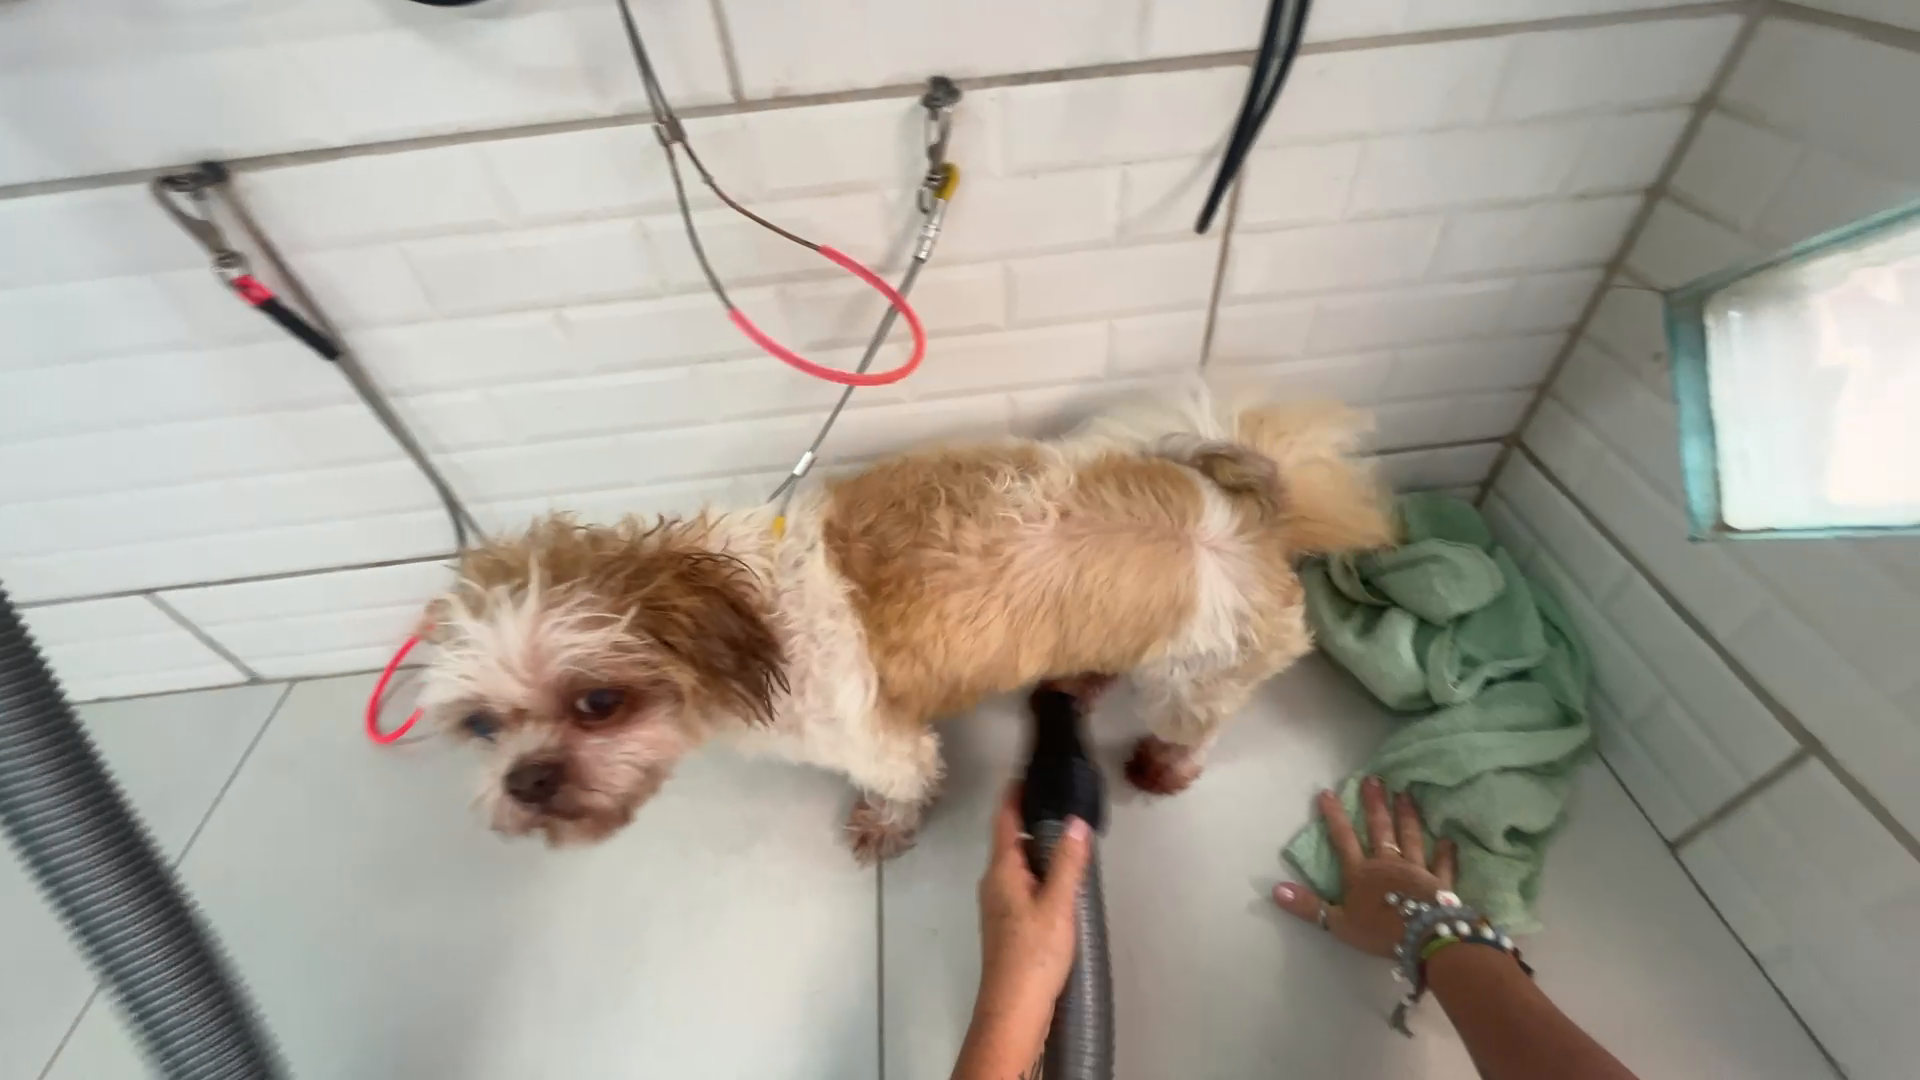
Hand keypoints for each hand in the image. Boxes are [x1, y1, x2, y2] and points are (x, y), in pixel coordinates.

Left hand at [975, 785, 1091, 1013]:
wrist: (1013, 1011)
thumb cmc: (1033, 954)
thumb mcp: (1058, 904)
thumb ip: (1068, 862)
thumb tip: (1075, 822)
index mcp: (1001, 869)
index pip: (1004, 819)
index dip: (1014, 794)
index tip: (1028, 774)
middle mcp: (994, 881)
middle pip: (1012, 841)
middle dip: (1035, 824)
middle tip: (1065, 812)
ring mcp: (998, 903)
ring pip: (1020, 866)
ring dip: (1041, 853)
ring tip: (1071, 847)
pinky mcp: (1006, 924)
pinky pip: (1023, 885)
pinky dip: (1041, 876)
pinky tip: (1062, 888)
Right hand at [1271, 775, 1457, 957]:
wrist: (1426, 942)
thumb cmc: (1380, 932)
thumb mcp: (1338, 923)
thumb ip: (1308, 906)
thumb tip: (1275, 890)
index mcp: (1360, 872)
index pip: (1343, 837)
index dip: (1334, 815)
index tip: (1327, 792)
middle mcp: (1387, 864)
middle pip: (1379, 829)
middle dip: (1375, 804)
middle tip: (1375, 779)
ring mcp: (1416, 871)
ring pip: (1410, 838)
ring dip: (1407, 816)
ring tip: (1405, 795)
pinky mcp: (1440, 884)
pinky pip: (1443, 865)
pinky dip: (1446, 853)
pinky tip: (1450, 840)